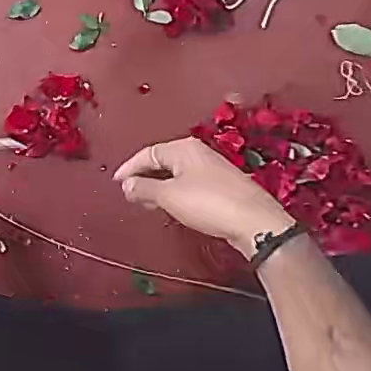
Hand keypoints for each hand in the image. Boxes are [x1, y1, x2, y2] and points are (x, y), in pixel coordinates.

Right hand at [115, 137, 293, 258]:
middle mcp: (198, 152)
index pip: (148, 153)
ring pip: (176, 173)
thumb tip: (126, 184)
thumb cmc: (209, 203)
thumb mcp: (169, 196)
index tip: (116, 182)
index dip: (129, 167)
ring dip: (158, 187)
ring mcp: (212, 168)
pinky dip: (174, 192)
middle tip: (129, 195)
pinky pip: (189, 183)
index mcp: (183, 148)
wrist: (255, 221)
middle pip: (162, 161)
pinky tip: (172, 206)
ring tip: (146, 203)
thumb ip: (143, 188)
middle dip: (144, 177)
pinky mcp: (222, 185)